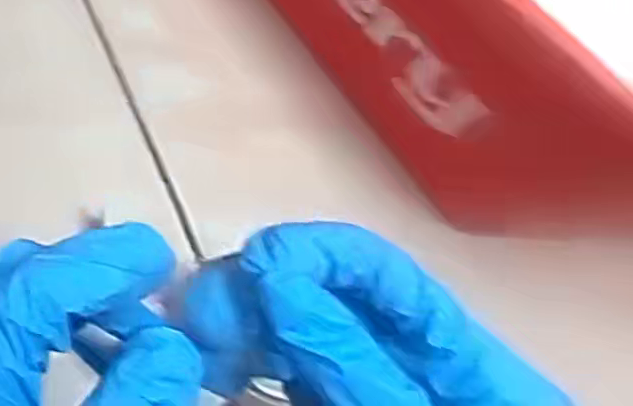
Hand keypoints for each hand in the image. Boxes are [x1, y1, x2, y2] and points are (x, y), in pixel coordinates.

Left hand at [0, 222, 200, 405]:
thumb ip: (133, 398)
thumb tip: (168, 345)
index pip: (28, 285)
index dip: (91, 263)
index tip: (151, 251)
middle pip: (13, 279)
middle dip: (84, 273)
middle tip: (151, 280)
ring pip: (10, 295)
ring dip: (74, 299)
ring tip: (142, 325)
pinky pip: (7, 324)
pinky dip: (55, 323)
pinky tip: (102, 348)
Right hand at [179, 222, 569, 404]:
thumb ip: (356, 366)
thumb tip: (275, 275)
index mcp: (450, 360)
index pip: (367, 264)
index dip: (305, 248)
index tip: (249, 269)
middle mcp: (390, 356)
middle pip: (300, 281)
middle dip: (239, 289)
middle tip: (197, 322)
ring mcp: (344, 377)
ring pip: (265, 314)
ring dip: (218, 319)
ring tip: (190, 349)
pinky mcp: (306, 396)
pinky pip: (254, 357)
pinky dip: (216, 351)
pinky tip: (192, 363)